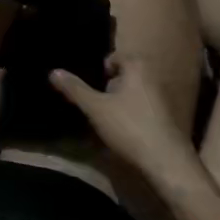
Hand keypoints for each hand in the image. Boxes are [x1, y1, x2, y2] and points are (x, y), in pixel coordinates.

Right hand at [50, 57, 195, 180]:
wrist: (166, 161)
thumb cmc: (129, 127)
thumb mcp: (96, 108)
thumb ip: (75, 89)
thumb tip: (53, 71)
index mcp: (137, 66)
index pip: (114, 58)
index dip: (99, 71)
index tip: (87, 88)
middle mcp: (152, 76)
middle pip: (123, 75)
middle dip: (107, 87)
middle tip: (93, 104)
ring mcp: (161, 97)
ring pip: (132, 93)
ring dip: (117, 103)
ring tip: (103, 120)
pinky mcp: (164, 117)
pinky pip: (141, 108)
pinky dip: (129, 115)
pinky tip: (120, 132)